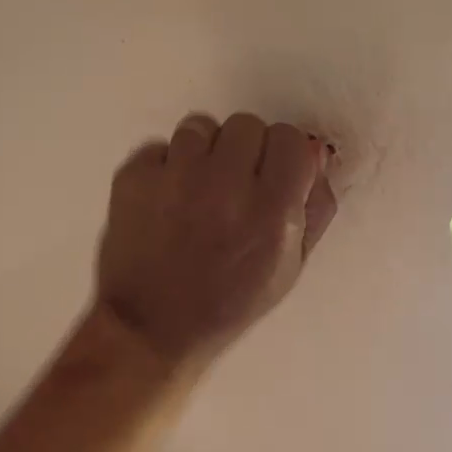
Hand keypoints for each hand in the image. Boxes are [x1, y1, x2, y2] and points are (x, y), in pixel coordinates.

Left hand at [95, 112, 336, 366]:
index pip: (290, 139)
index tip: (276, 176)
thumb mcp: (290, 267)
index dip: (285, 155)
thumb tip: (317, 156)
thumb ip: (313, 209)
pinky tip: (169, 201)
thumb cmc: (233, 303)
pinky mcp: (134, 175)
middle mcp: (226, 185)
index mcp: (272, 212)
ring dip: (206, 152)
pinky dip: (168, 167)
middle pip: (248, 125)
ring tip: (201, 192)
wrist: (156, 326)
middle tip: (238, 186)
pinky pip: (161, 146)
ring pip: (201, 126)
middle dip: (247, 150)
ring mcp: (175, 177)